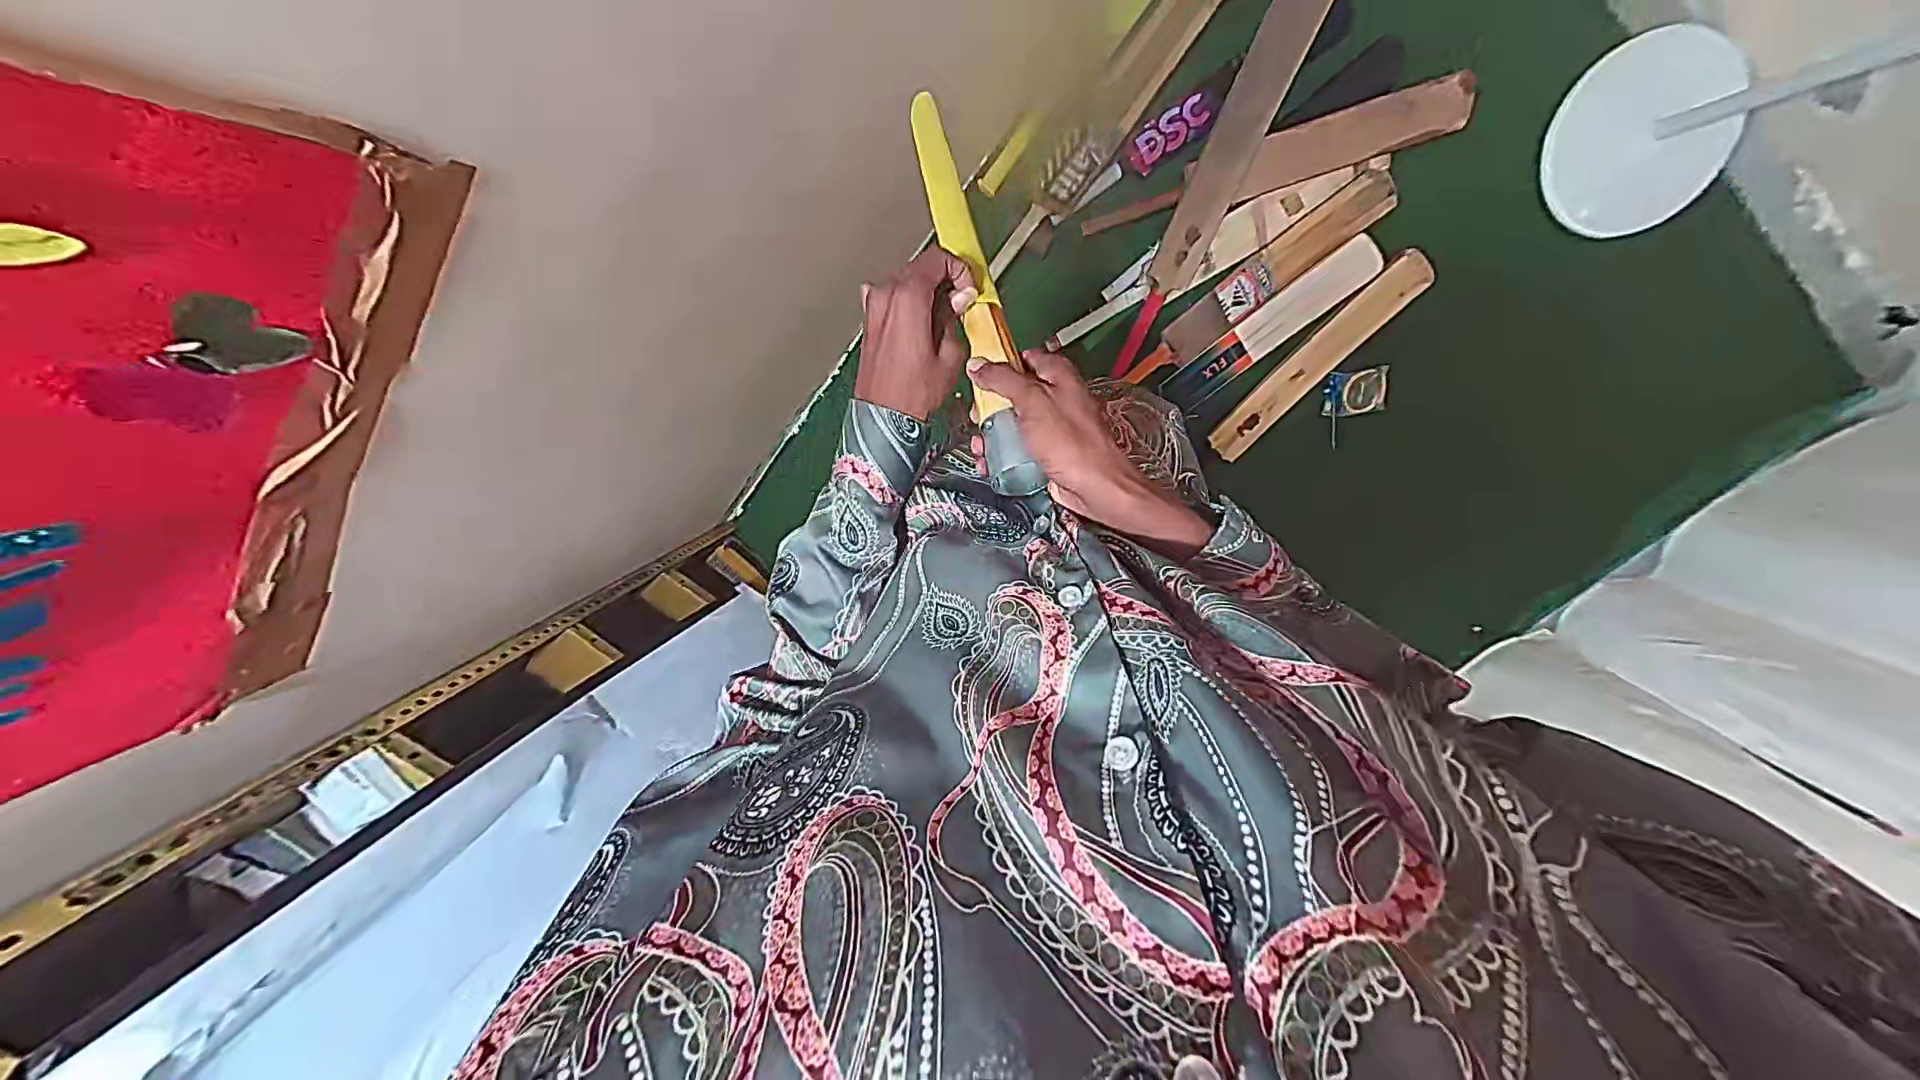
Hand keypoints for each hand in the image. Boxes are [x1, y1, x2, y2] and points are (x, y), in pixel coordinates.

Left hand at [853, 247, 977, 419]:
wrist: (883, 415)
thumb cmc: (911, 392)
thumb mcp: (950, 355)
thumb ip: (954, 318)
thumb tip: (958, 300)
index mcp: (907, 298)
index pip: (936, 258)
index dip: (958, 268)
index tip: (968, 285)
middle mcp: (885, 296)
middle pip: (919, 268)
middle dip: (944, 280)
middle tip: (961, 301)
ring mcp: (873, 307)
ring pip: (905, 283)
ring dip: (926, 293)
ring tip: (943, 319)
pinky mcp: (869, 321)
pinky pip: (893, 301)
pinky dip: (909, 306)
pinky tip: (922, 327)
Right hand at [968, 350, 1213, 559]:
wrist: (1093, 486)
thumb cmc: (1073, 443)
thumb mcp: (1032, 402)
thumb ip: (1003, 379)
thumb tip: (978, 365)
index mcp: (1060, 376)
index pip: (1026, 357)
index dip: (1002, 364)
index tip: (981, 374)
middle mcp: (1059, 398)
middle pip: (1016, 393)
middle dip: (993, 405)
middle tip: (981, 415)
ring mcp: (1054, 427)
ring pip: (1016, 422)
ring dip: (995, 433)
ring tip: (982, 444)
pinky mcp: (1050, 451)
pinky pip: (1022, 446)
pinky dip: (1005, 452)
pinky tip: (993, 461)